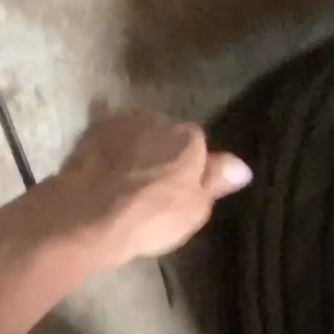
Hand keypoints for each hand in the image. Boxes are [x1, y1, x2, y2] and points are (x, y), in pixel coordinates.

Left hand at [43, 106, 251, 269]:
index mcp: (186, 136)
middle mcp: (155, 118)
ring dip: (137, 144)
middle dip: (163, 149)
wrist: (91, 212)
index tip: (182, 185)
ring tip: (129, 175)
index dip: (191, 164)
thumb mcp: (195, 208)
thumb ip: (216, 179)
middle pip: (166, 131)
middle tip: (155, 182)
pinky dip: (110, 141)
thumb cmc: (152, 215)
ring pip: (138, 129)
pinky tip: (105, 155)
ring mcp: (121, 120)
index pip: (197, 141)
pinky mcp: (93, 127)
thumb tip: (242, 166)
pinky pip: (108, 129)